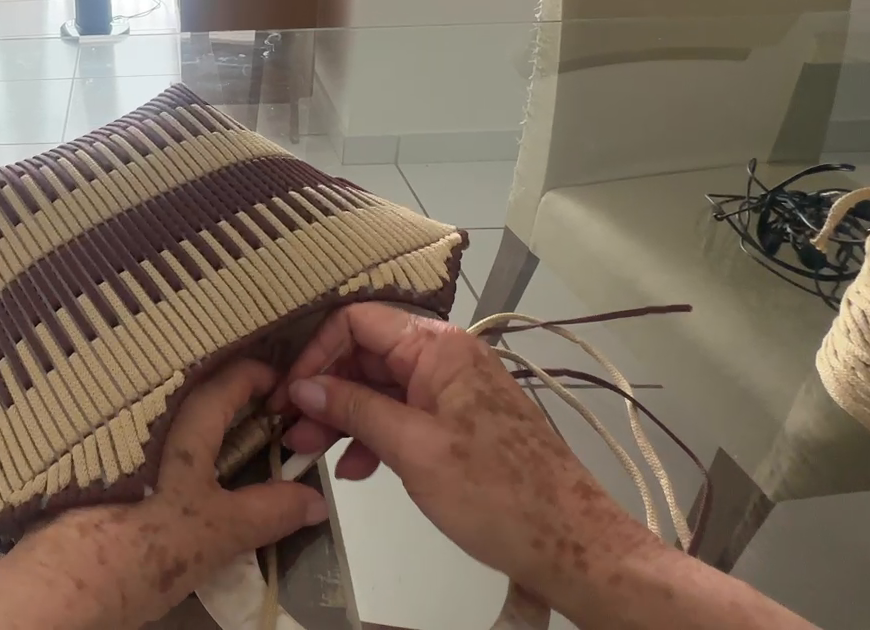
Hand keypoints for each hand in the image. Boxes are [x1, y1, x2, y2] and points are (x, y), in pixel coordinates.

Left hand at [0, 359, 327, 629]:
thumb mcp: (216, 532)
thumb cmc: (139, 544)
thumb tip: (314, 499)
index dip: (256, 374)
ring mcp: (116, 435)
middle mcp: (144, 415)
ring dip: (197, 413)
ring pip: (165, 407)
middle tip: (261, 407)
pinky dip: (168, 438)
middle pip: (191, 385)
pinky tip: (175, 463)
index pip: (224, 379)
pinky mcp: (96, 460)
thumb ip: (268, 511)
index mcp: (178, 421)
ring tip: (229, 433)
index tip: (280, 384)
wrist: (63, 578)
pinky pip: (143, 432)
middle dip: (226, 389)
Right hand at [268, 303, 661, 609]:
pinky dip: (373, 435)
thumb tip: (300, 386)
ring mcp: (450, 389)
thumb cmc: (495, 493)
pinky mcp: (455, 420)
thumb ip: (353, 408)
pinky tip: (355, 467)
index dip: (318, 351)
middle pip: (364, 355)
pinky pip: (400, 412)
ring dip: (343, 417)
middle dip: (326, 391)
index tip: (291, 391)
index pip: (357, 321)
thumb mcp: (412, 448)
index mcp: (437, 346)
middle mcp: (442, 356)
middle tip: (293, 431)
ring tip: (313, 453)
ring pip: (378, 387)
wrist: (577, 549)